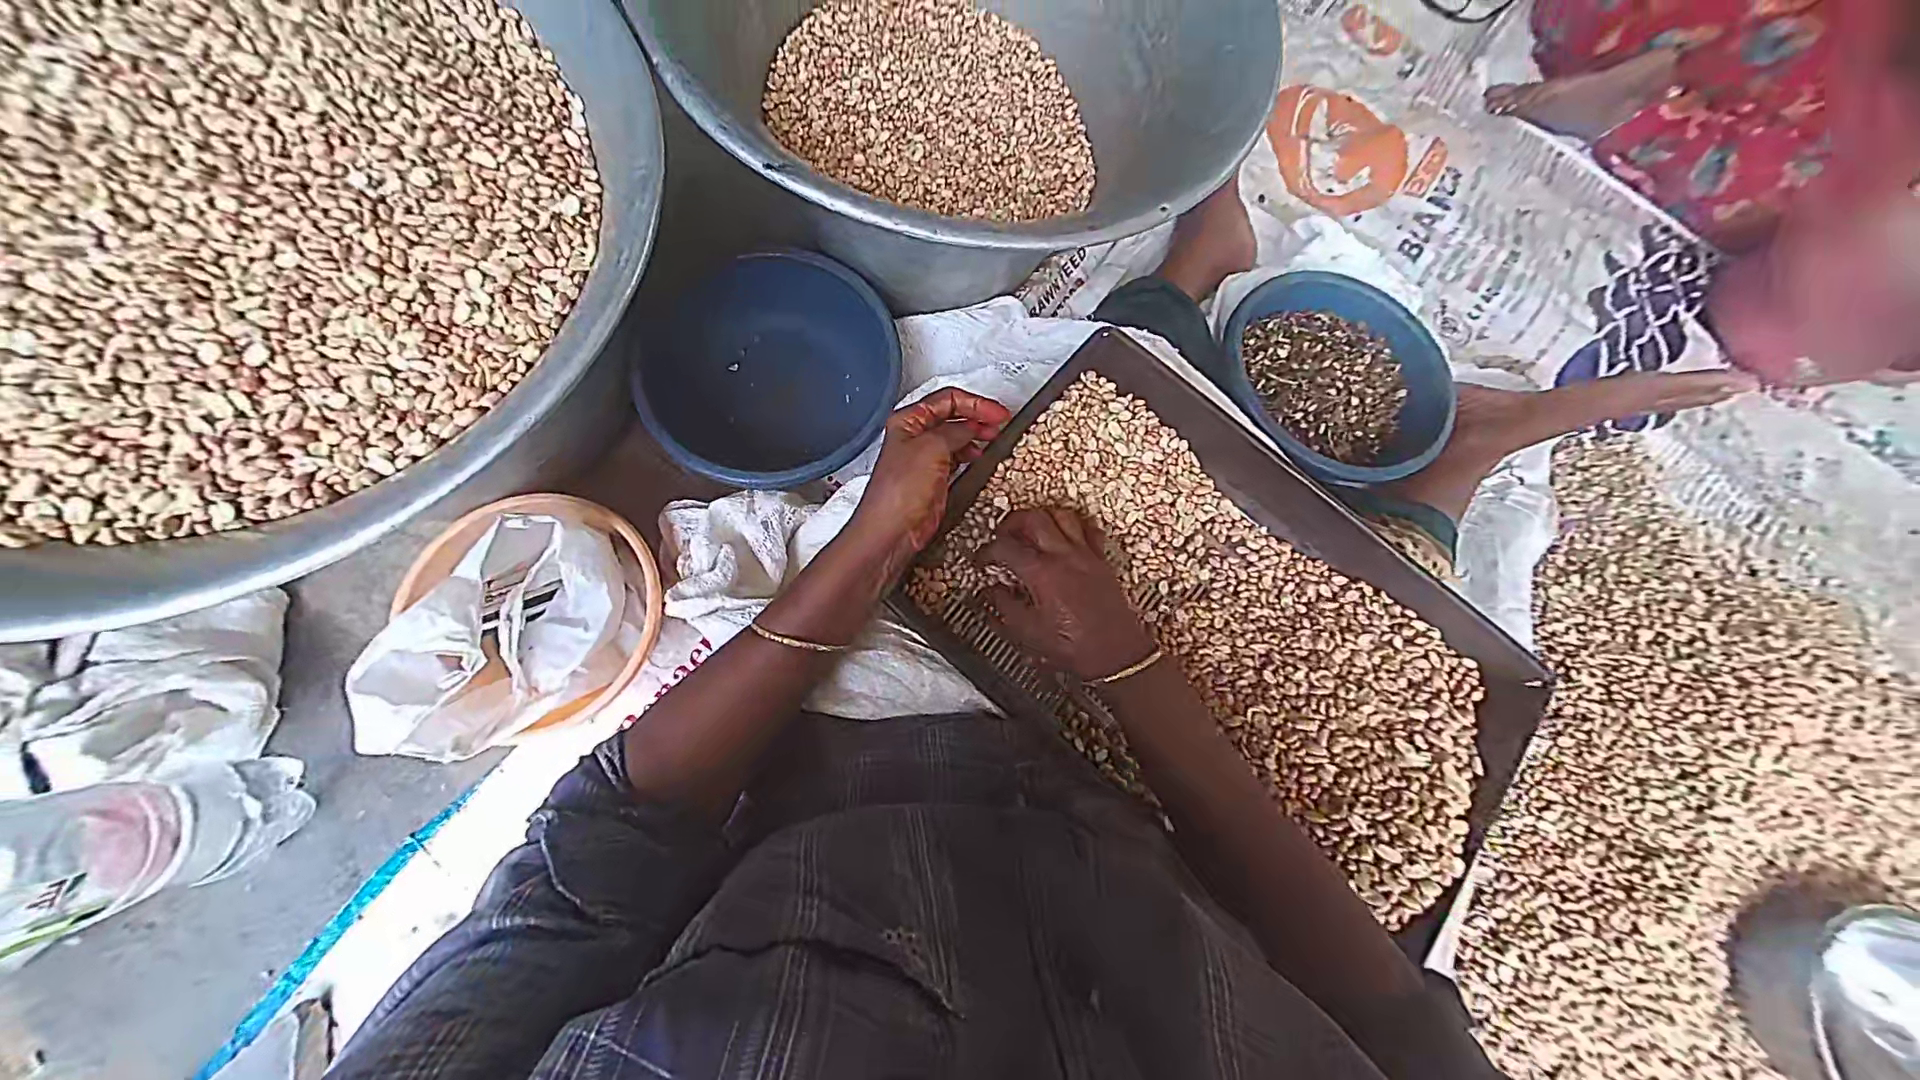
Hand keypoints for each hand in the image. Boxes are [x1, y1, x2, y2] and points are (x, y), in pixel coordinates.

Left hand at [843, 387, 1010, 576]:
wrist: (893, 529)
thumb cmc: (898, 493)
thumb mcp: (931, 448)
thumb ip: (955, 431)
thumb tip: (972, 426)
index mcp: (908, 421)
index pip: (947, 400)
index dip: (975, 403)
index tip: (995, 412)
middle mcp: (915, 437)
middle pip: (953, 416)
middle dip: (978, 416)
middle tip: (998, 422)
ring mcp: (926, 458)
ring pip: (957, 437)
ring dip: (976, 435)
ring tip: (993, 437)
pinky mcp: (935, 477)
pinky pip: (957, 458)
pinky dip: (971, 454)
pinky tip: (980, 456)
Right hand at [978, 507, 1157, 679]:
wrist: (1116, 655)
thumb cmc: (1077, 647)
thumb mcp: (1029, 632)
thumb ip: (1005, 606)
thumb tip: (992, 592)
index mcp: (1042, 573)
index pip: (1005, 547)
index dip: (987, 551)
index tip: (983, 560)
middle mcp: (1064, 557)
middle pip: (1033, 518)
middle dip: (1011, 522)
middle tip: (1002, 534)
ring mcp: (1086, 555)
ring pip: (1062, 515)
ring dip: (1042, 517)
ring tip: (1031, 529)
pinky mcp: (1101, 561)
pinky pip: (1088, 529)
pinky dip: (1074, 526)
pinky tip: (1066, 535)